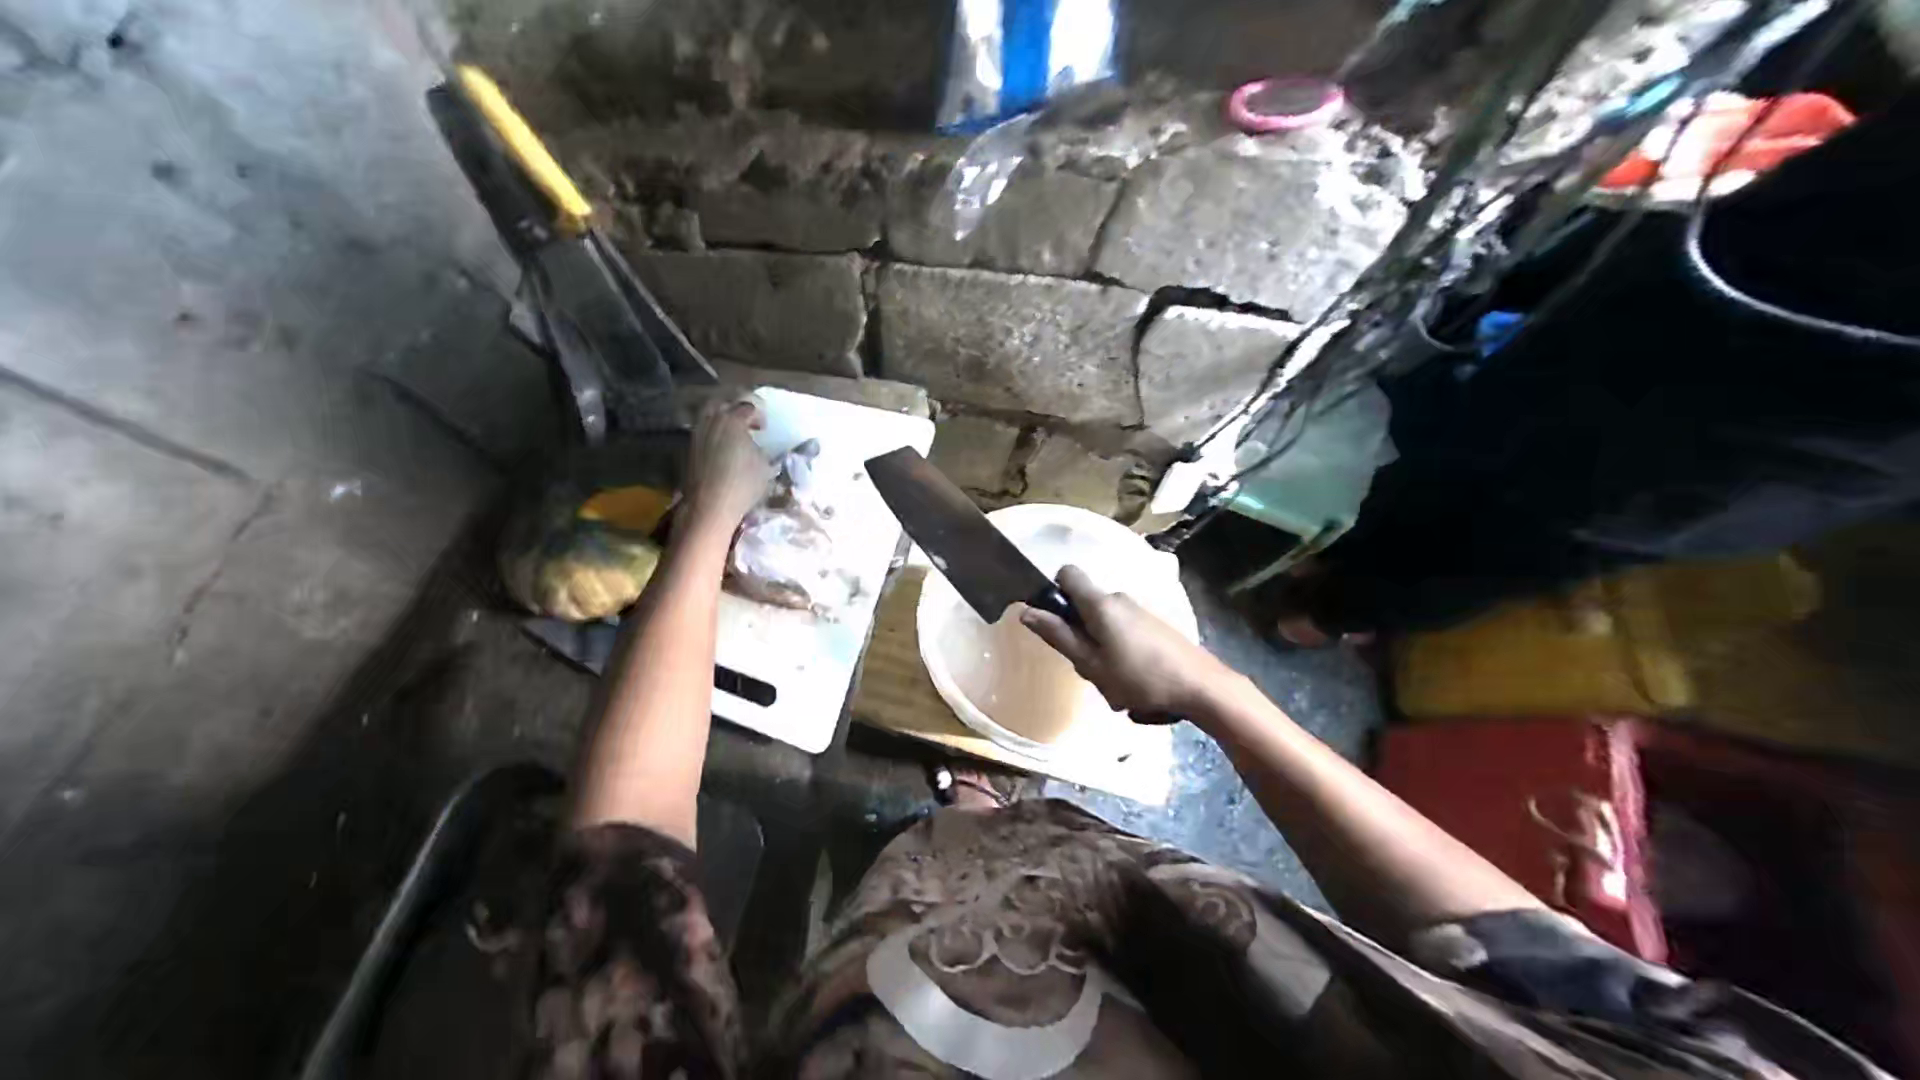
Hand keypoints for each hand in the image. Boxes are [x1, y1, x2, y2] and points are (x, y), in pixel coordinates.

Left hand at [684, 398, 773, 529]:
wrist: (710, 505)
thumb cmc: (743, 483)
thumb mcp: (765, 466)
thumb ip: (761, 450)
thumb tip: (757, 448)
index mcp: (732, 420)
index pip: (747, 408)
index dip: (758, 416)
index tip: (764, 428)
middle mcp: (711, 421)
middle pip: (722, 404)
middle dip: (735, 409)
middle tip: (745, 422)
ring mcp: (697, 434)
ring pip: (708, 417)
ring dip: (721, 422)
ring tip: (733, 436)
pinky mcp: (689, 449)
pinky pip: (702, 432)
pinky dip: (713, 434)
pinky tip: (721, 448)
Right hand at [1018, 565, 1241, 717]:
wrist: (1202, 687)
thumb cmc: (1140, 677)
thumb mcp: (1090, 663)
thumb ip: (1058, 636)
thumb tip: (1026, 611)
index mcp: (1100, 602)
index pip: (1067, 573)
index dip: (1053, 591)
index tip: (1054, 621)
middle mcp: (1119, 598)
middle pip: (1084, 605)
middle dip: (1078, 634)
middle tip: (1086, 668)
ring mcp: (1140, 611)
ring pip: (1103, 624)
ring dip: (1099, 651)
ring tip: (1113, 685)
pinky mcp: (1155, 626)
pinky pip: (1123, 634)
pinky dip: (1119, 655)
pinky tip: (1132, 684)